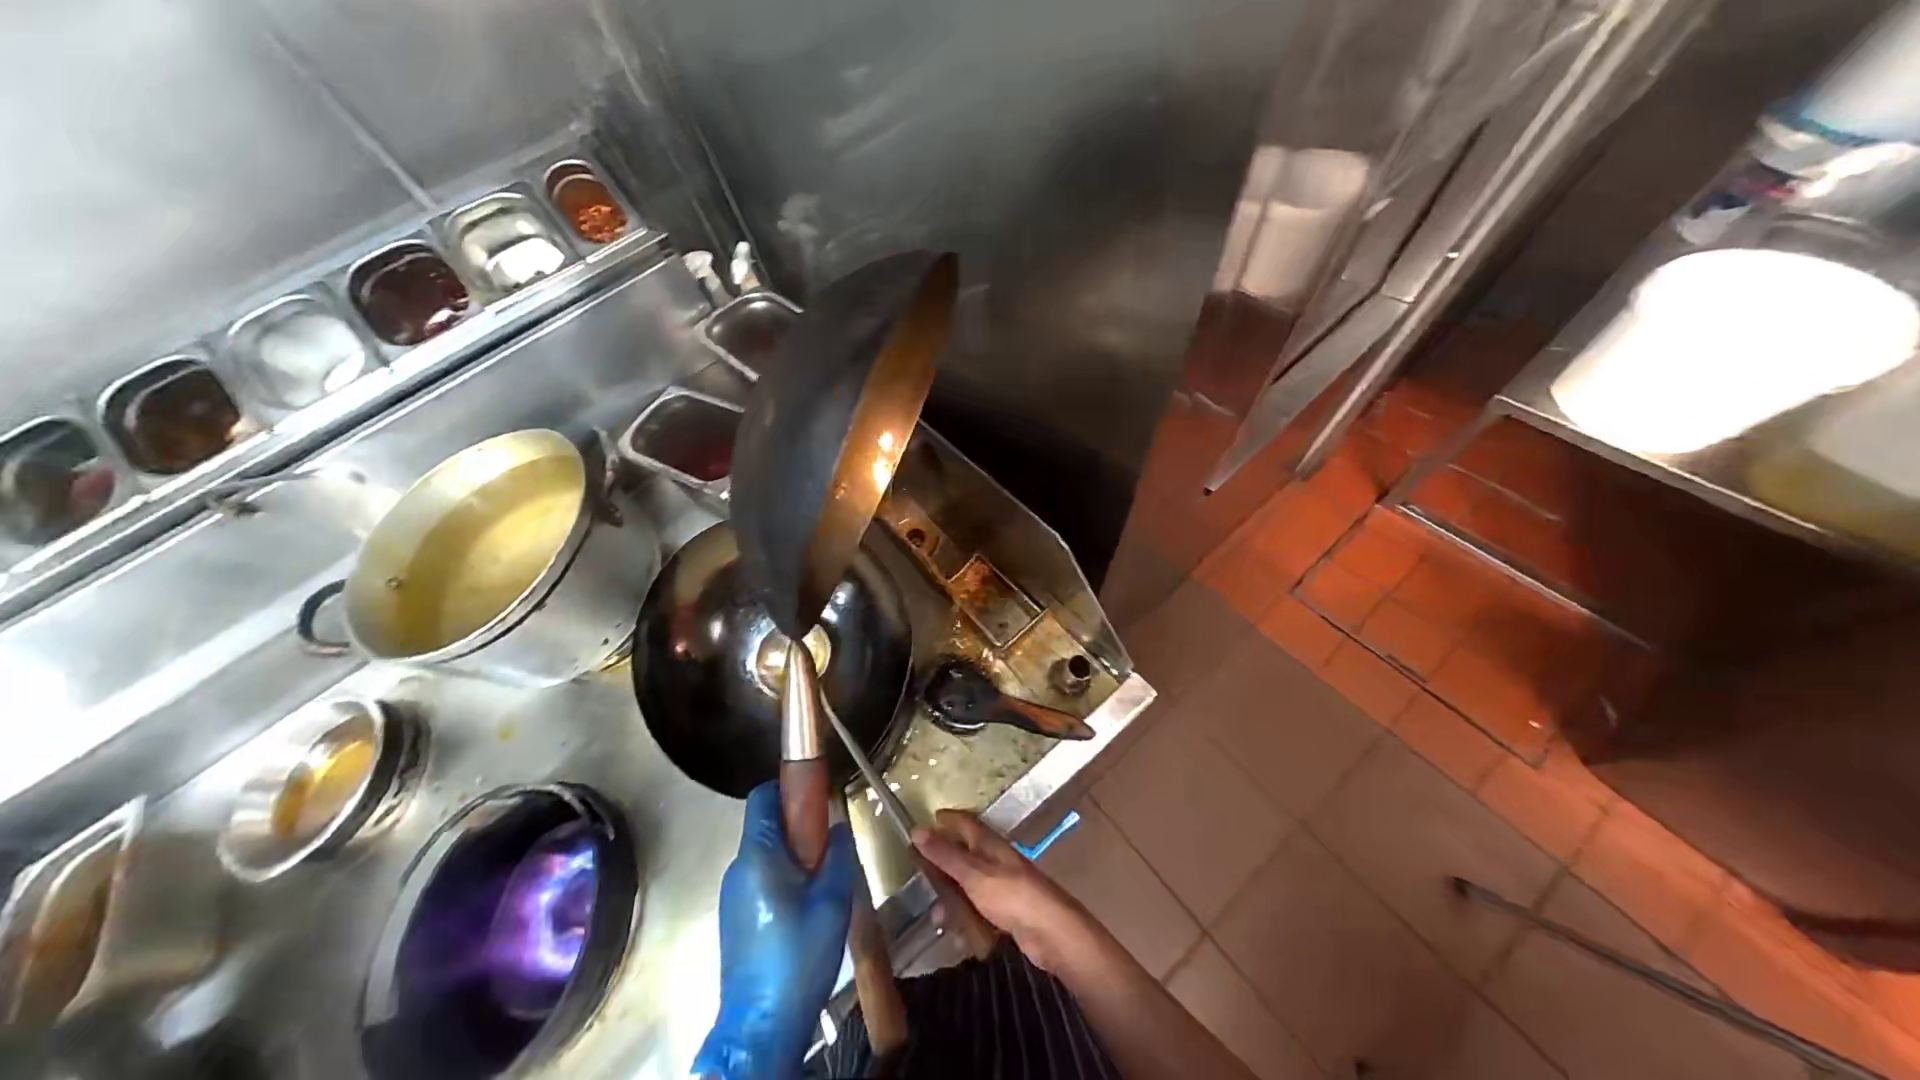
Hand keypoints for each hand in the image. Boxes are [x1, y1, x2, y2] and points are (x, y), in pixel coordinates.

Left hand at [693, 782, 857, 1079]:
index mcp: (757, 857)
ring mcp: (731, 896)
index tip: (815, 796)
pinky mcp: (734, 918)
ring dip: (792, 856)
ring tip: (822, 882)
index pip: (761, 797)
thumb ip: (838, 855)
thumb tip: (836, 828)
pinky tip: (804, 908)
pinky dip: (781, 880)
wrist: (762, 1025)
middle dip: (798, 827)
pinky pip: (758, 881)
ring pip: (764, 856)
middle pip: (764, 826)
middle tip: (828, 846)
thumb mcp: (832, 901)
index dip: (787, 788)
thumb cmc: (798, 957)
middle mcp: (737, 869)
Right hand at [911, 810, 1094, 973]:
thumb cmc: (1010, 894)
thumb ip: (945, 854)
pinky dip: (966, 916)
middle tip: (921, 869)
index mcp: (989, 843)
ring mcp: (1003, 886)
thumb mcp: (972, 873)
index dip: (948, 819)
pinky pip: (979, 908)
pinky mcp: (1007, 911)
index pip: (966, 822)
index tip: (930, 818)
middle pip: (966, 853)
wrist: (1050, 931)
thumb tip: (917, 829)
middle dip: (944, 861)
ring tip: (935, 912)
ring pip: (970, 884)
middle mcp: (996, 859)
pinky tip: (956, 931)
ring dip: (953, 896)